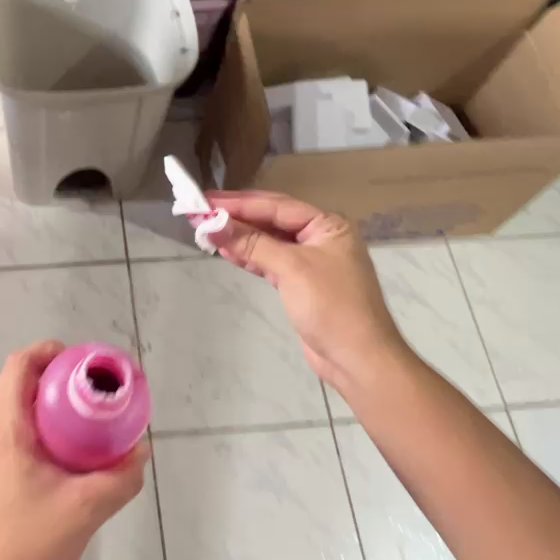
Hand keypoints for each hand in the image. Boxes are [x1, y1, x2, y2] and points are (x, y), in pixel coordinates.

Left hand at [0, 341, 148, 559]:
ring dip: (55, 401)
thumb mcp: (86, 508)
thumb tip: (141, 450)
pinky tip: (80, 446)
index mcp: (10, 431)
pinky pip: (29, 431)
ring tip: (91, 411)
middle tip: (93, 384)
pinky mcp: (7, 472)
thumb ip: (120, 477)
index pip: (18, 367)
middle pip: (22, 382)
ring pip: (25, 408)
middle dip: (58, 374)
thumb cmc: (33, 542)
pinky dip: (52, 425)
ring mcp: (0, 454)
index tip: (81, 359)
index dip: (47, 351)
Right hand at [207, 191, 406, 385]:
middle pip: (272, 220)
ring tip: (206, 231)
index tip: (206, 200)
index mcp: (328, 225)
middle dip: (237, 217)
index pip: (277, 206)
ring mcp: (312, 261)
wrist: (358, 359)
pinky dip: (249, 257)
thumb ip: (252, 243)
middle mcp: (321, 238)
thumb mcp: (291, 269)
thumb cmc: (331, 306)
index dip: (239, 203)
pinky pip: (270, 261)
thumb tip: (214, 223)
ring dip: (240, 237)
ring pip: (270, 241)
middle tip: (201, 213)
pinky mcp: (302, 284)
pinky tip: (227, 252)